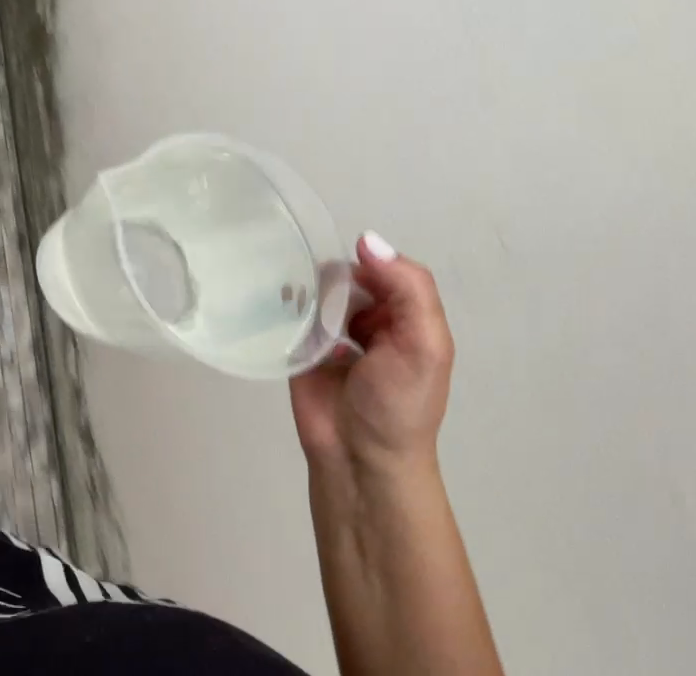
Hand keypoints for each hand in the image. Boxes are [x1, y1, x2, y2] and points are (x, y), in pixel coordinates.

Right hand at [290, 232, 454, 471]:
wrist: (358, 457)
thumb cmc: (400, 403)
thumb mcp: (423, 344)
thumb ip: (408, 289)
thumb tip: (366, 238)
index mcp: (407, 317)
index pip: (388, 269)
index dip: (371, 262)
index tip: (350, 270)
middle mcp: (370, 320)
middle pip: (348, 277)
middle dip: (332, 275)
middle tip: (318, 287)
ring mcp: (331, 333)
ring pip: (316, 292)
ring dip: (304, 287)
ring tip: (289, 287)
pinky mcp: (297, 346)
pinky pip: (289, 314)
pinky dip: (282, 304)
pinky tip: (272, 298)